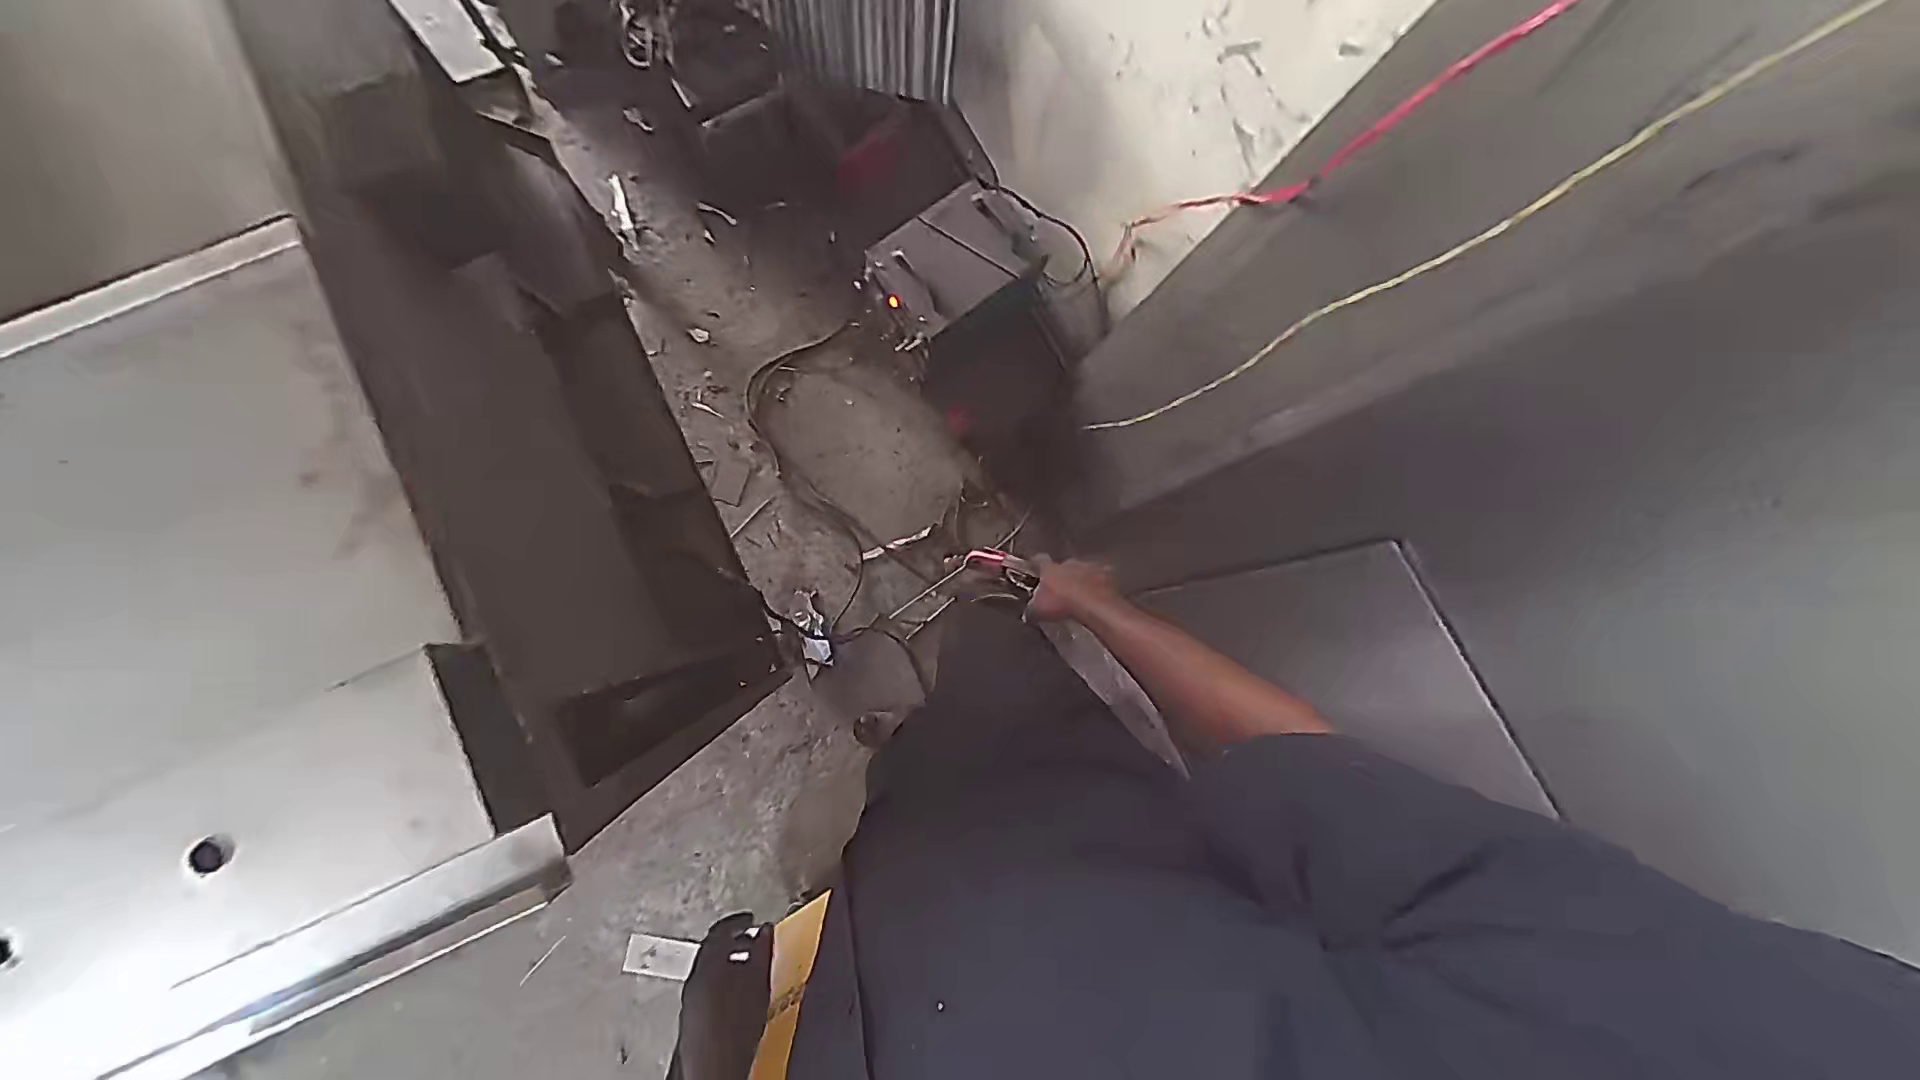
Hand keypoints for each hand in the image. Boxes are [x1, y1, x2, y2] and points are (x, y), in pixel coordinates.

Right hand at [1026, 556, 1123, 622]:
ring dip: (1082, 581)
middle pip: (1064, 566)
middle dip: (1063, 576)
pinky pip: (1102, 581)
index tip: (1034, 568)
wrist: (1094, 606)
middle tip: (1061, 591)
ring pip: (1084, 571)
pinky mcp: (1109, 576)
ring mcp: (1091, 567)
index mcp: (1050, 568)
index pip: (1039, 560)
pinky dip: (1099, 588)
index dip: (1036, 565)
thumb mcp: (1037, 611)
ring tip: (1081, 597)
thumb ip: (1032, 608)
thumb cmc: (1061, 605)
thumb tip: (1030, 611)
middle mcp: (1070, 563)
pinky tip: (1097, 600)